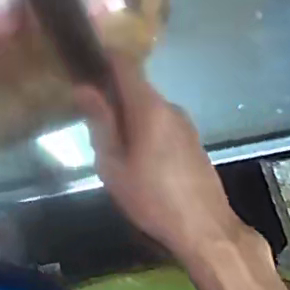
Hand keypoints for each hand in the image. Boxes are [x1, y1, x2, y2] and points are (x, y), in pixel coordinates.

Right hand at [77, 68, 247, 261]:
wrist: (207, 232)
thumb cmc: (152, 197)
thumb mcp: (113, 163)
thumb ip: (99, 122)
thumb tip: (84, 88)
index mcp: (148, 108)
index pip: (126, 64)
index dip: (103, 57)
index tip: (82, 61)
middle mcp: (169, 108)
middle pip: (135, 85)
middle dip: (110, 91)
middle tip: (85, 111)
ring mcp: (185, 124)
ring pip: (147, 105)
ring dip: (126, 112)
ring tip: (105, 137)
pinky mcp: (192, 141)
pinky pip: (160, 120)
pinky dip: (142, 125)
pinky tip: (132, 152)